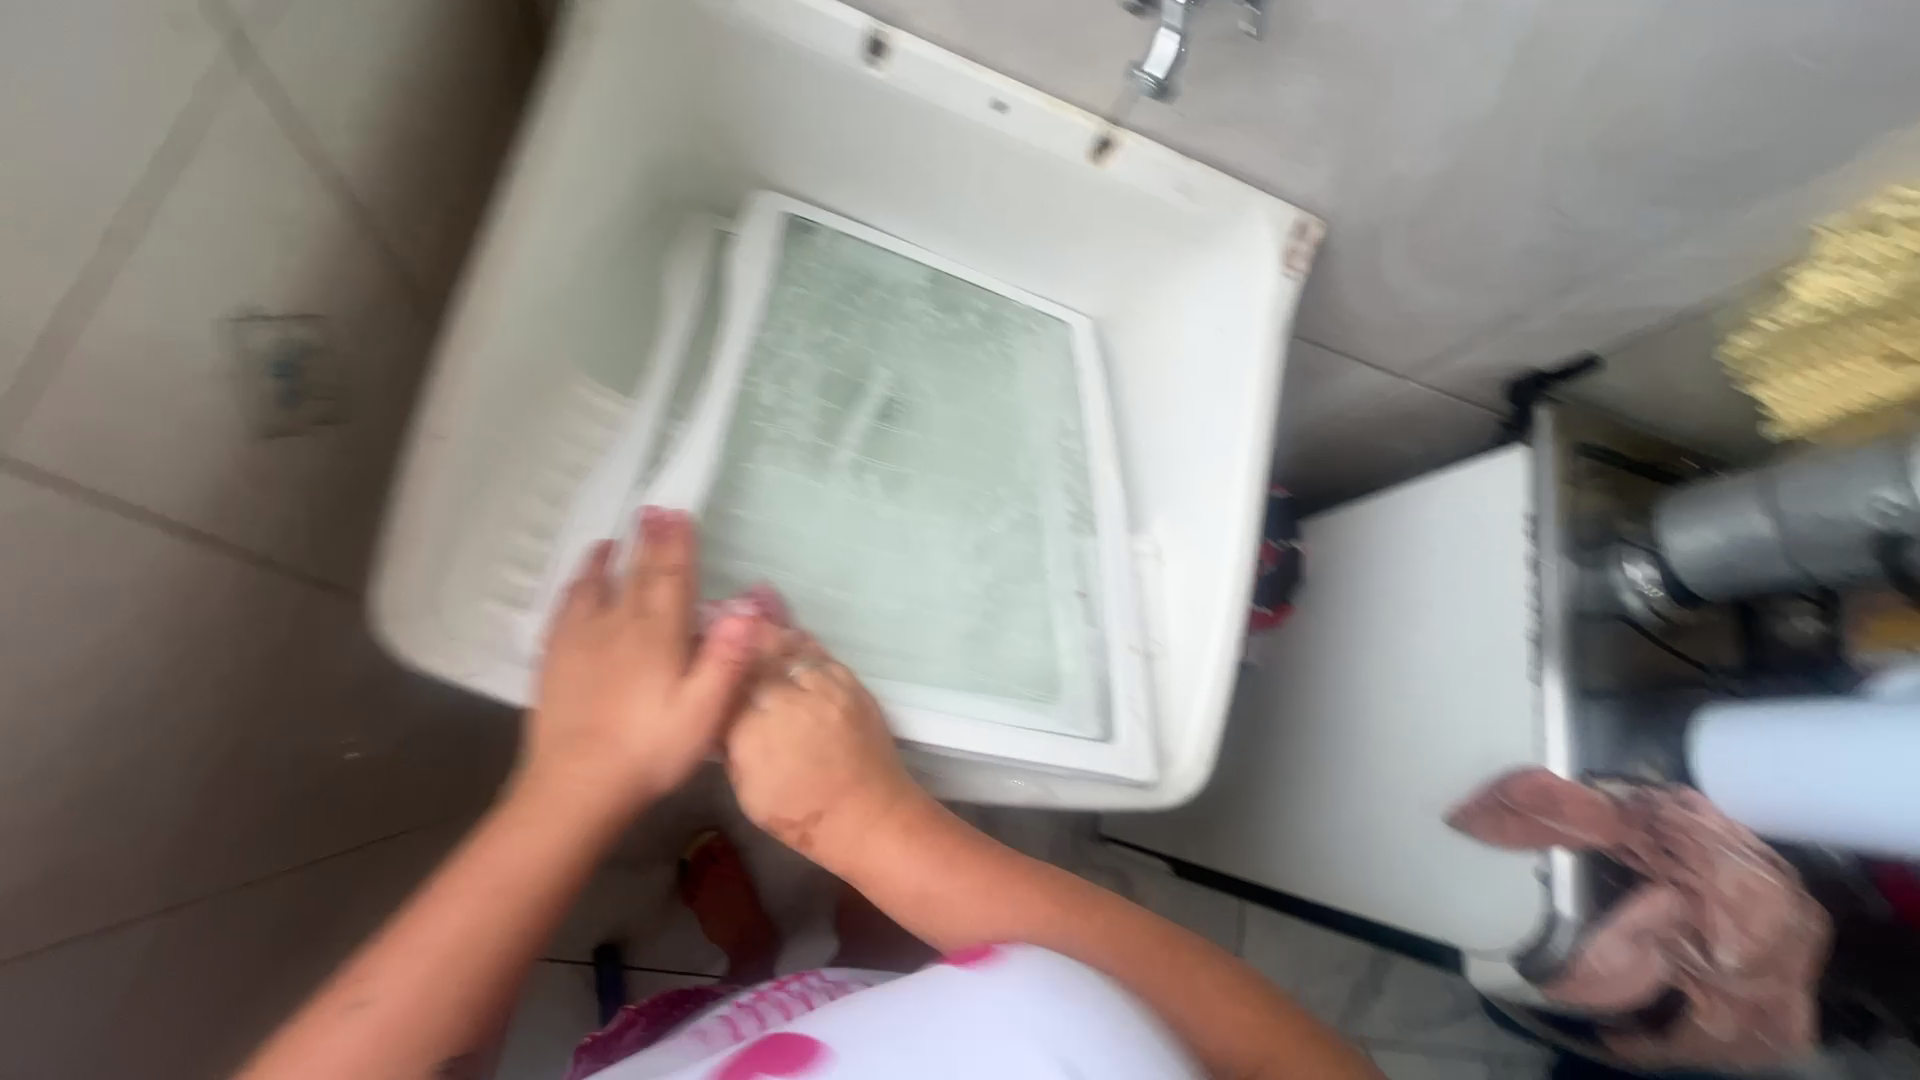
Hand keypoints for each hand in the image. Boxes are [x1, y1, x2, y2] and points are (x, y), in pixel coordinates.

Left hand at [515, 508, 759, 822]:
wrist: (576, 787)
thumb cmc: (650, 749)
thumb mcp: (703, 709)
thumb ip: (726, 655)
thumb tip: (748, 605)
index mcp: (657, 634)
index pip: (671, 576)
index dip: (677, 543)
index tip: (679, 513)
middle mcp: (617, 625)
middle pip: (636, 573)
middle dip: (647, 540)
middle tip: (652, 510)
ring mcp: (580, 641)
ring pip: (595, 586)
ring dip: (607, 559)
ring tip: (610, 540)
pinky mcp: (554, 661)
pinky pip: (565, 610)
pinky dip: (575, 588)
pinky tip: (577, 587)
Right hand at [723, 633, 932, 869]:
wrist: (869, 813)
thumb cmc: (802, 815)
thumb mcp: (748, 792)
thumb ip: (732, 749)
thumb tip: (722, 717)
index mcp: (755, 734)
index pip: (724, 691)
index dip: (714, 677)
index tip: (706, 667)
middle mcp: (788, 703)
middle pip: (754, 661)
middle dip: (737, 650)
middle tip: (723, 637)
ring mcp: (824, 689)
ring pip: (787, 650)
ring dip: (767, 640)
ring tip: (752, 631)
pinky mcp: (850, 683)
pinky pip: (819, 654)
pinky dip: (800, 647)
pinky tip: (788, 642)